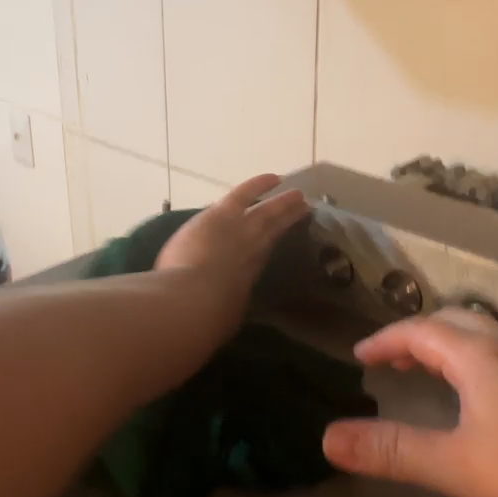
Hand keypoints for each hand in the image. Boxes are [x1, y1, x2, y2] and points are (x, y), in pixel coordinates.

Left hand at [155, 173, 309, 316]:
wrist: (192, 301)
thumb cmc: (206, 318)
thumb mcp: (223, 316)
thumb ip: (227, 306)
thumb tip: (229, 307)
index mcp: (246, 278)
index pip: (262, 256)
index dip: (272, 244)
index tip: (284, 237)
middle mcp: (249, 252)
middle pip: (271, 232)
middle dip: (286, 220)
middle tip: (305, 209)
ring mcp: (239, 231)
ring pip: (265, 213)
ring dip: (281, 204)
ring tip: (297, 195)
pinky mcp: (223, 214)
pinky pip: (245, 194)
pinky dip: (259, 185)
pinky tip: (273, 178)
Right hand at [321, 311, 497, 496]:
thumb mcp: (460, 469)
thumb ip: (394, 451)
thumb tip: (328, 437)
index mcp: (484, 357)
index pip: (422, 331)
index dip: (387, 339)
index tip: (361, 356)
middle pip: (458, 323)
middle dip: (419, 336)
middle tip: (394, 361)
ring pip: (491, 338)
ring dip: (454, 347)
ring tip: (436, 374)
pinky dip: (484, 362)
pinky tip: (492, 399)